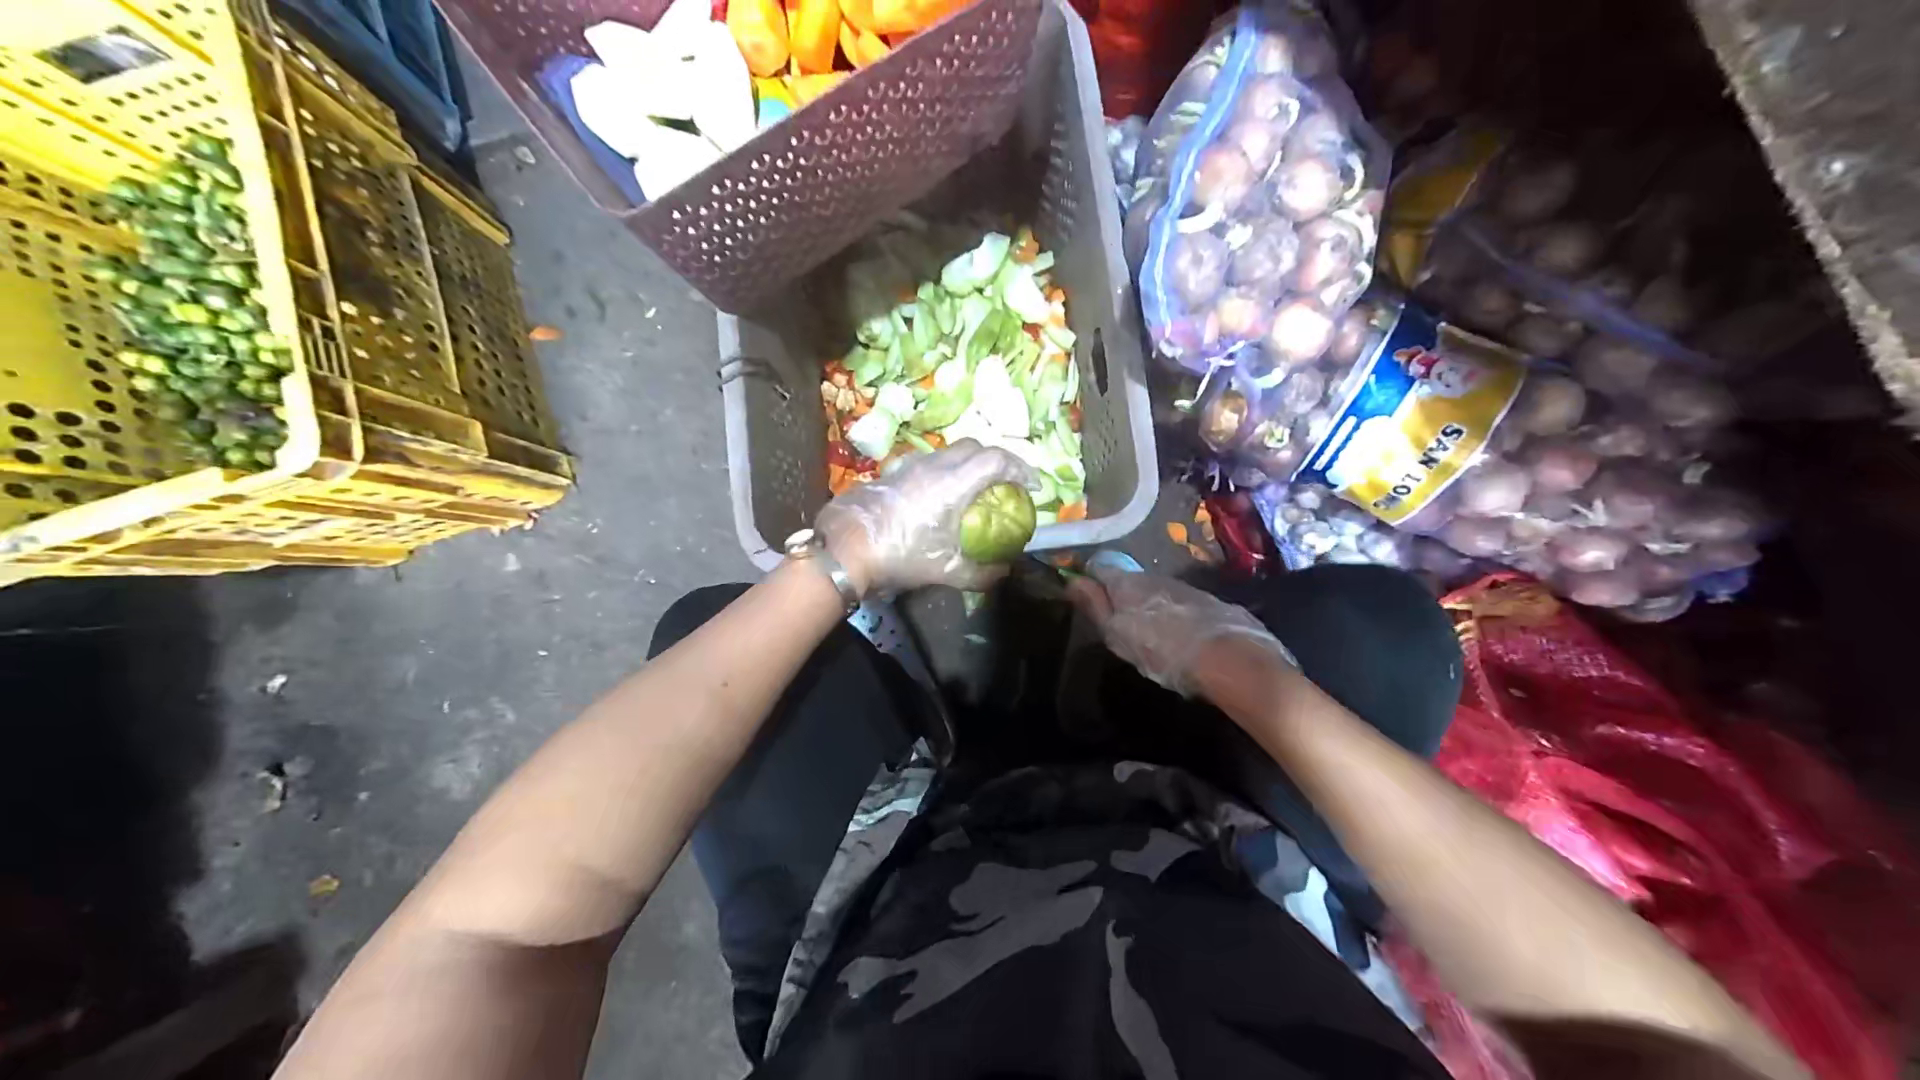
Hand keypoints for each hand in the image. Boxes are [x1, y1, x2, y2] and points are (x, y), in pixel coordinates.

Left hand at [817, 440, 1037, 594]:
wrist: (845, 549)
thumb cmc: (899, 557)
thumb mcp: (945, 571)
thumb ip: (980, 572)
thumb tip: (1002, 571)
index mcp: (953, 484)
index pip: (996, 460)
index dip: (1020, 468)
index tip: (1032, 486)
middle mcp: (935, 466)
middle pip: (975, 447)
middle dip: (997, 461)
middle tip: (1006, 484)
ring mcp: (911, 466)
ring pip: (950, 452)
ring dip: (969, 464)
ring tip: (976, 490)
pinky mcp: (894, 472)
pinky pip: (930, 462)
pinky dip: (946, 471)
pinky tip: (940, 497)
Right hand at [1067, 562, 1295, 696]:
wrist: (1229, 658)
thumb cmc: (1161, 649)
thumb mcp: (1117, 635)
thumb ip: (1095, 607)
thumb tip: (1072, 581)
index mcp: (1128, 584)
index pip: (1101, 569)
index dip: (1091, 579)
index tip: (1086, 594)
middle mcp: (1156, 578)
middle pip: (1132, 581)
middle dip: (1124, 596)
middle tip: (1120, 621)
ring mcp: (1187, 589)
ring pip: (1160, 592)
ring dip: (1152, 606)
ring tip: (1151, 632)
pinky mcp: (1212, 604)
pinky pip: (1184, 606)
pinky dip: (1177, 616)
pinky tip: (1181, 636)